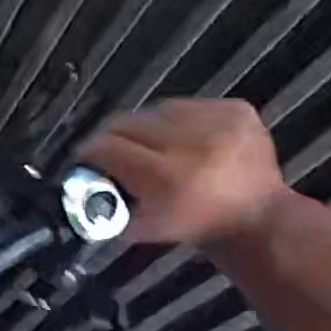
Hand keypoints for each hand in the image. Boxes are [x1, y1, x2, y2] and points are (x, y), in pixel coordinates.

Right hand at [78, 98, 294, 245]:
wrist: (256, 216)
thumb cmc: (188, 224)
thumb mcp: (135, 225)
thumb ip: (99, 201)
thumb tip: (74, 179)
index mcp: (167, 175)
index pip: (104, 145)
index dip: (88, 153)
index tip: (86, 162)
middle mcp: (195, 143)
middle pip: (124, 123)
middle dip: (112, 139)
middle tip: (112, 154)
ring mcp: (220, 122)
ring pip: (151, 111)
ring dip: (143, 128)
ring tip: (149, 147)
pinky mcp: (237, 110)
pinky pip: (182, 105)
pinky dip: (172, 120)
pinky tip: (179, 138)